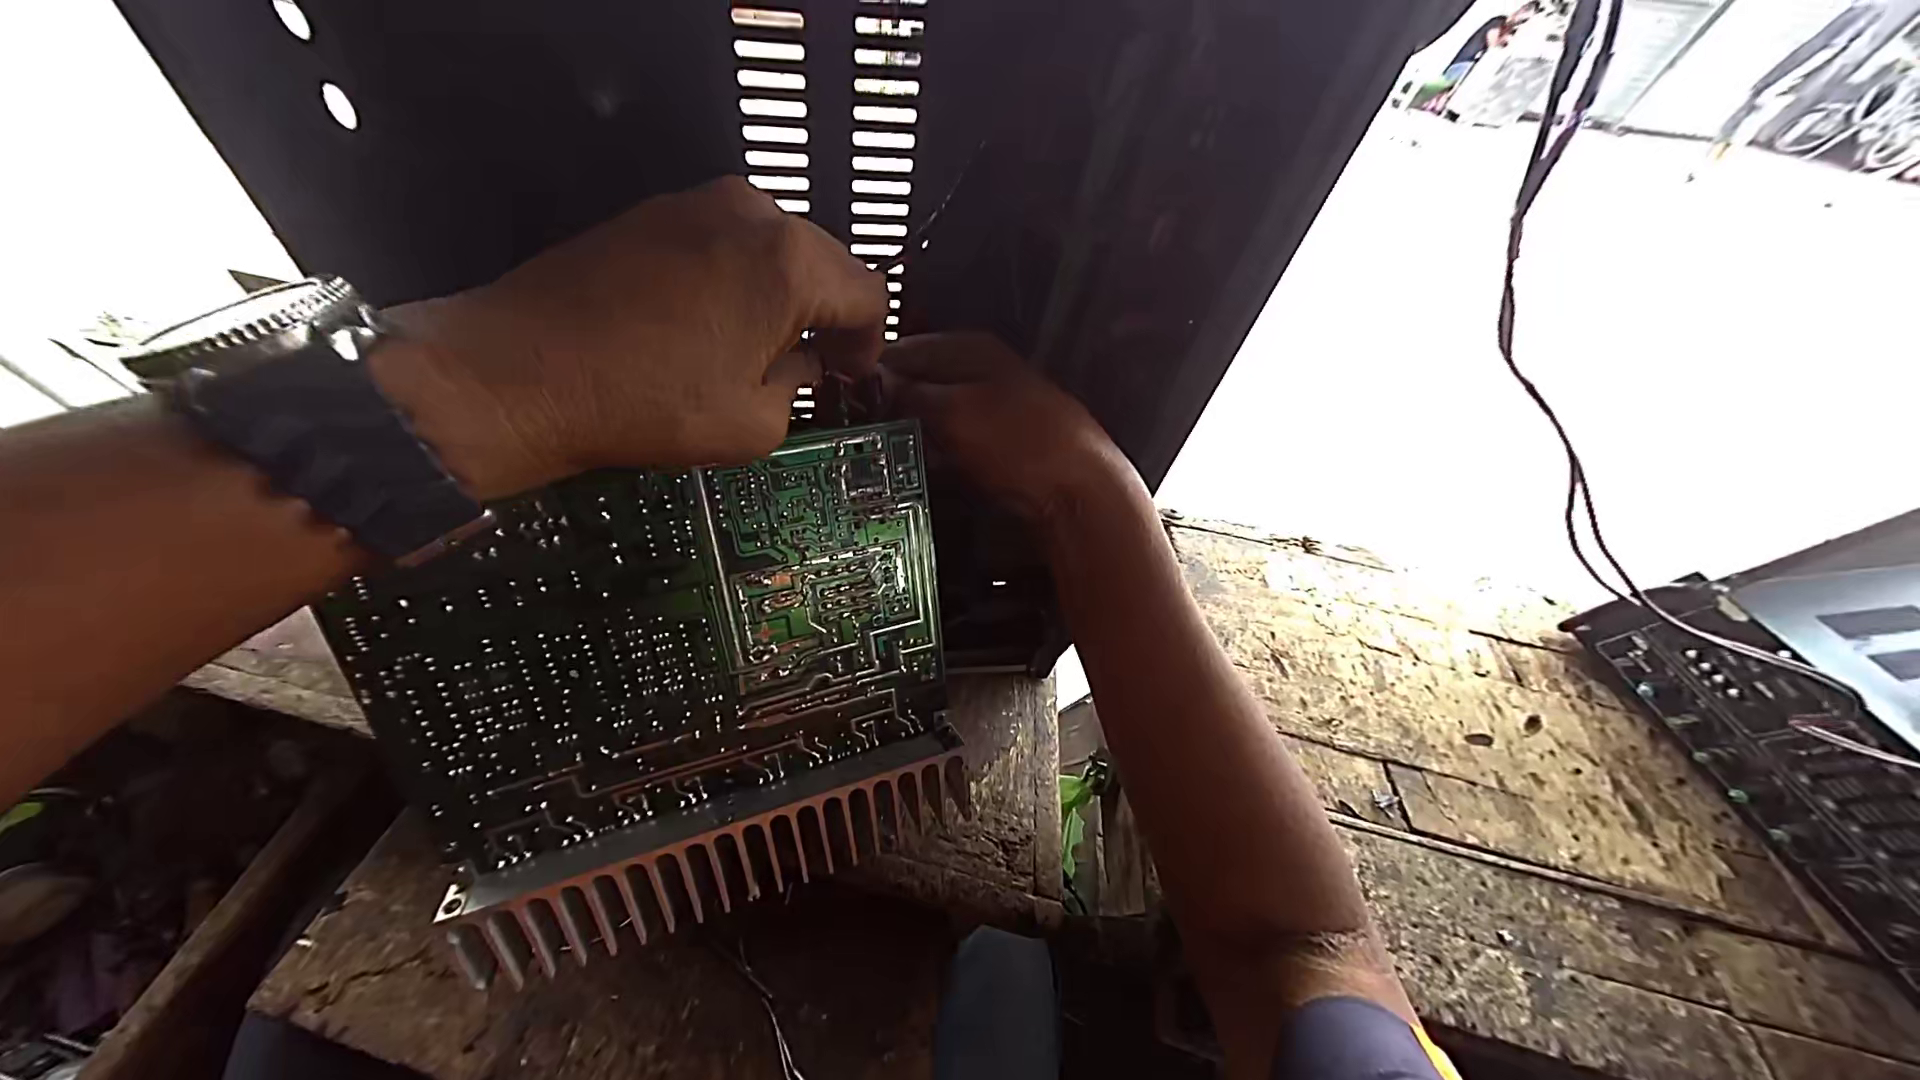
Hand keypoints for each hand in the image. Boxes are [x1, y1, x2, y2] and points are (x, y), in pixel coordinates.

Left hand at [372, 176, 887, 498]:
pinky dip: (744, 280)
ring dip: (787, 297)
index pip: (868, 294)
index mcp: (789, 264)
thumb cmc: (647, 404)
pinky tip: (717, 324)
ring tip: (760, 348)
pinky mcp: (658, 211)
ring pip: (780, 250)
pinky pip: (731, 242)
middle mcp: (752, 215)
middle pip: (829, 264)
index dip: (868, 340)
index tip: (847, 371)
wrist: (522, 373)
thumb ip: (801, 385)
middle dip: (830, 316)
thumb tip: (803, 362)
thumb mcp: (757, 423)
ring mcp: (699, 204)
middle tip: (812, 365)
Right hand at [880, 333, 1138, 523]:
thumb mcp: (955, 413)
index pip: (903, 349)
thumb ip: (910, 394)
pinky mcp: (992, 443)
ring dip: (910, 433)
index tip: (844, 398)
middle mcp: (978, 373)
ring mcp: (987, 409)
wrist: (1075, 492)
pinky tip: (921, 467)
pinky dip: (933, 453)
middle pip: (917, 383)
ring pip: (931, 416)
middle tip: (861, 430)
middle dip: (890, 406)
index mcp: (970, 349)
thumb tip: (874, 383)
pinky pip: (949, 443)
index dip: (872, 372)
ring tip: (885, 452)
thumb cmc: (1023, 442)